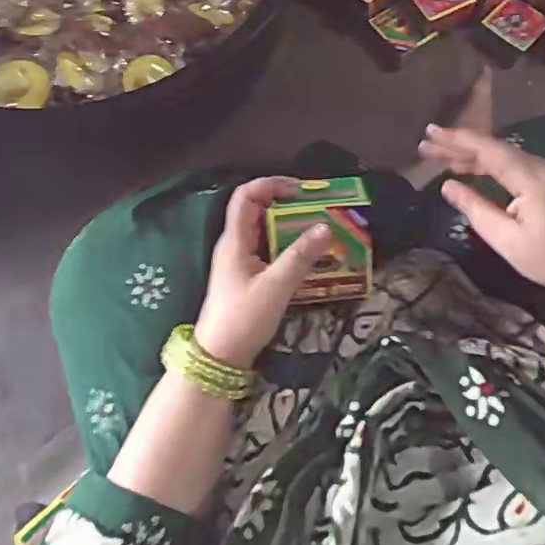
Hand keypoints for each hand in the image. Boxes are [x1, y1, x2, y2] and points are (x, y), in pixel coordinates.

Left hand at [192, 178, 333, 368]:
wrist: (218, 359)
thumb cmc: (242, 319)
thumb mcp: (275, 287)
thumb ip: (300, 256)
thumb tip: (326, 227)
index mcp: (235, 240)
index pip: (246, 196)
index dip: (271, 185)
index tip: (300, 190)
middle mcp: (235, 244)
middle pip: (257, 209)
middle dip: (286, 203)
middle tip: (316, 207)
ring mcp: (239, 260)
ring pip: (264, 230)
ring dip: (289, 224)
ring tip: (317, 227)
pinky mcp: (246, 276)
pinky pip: (267, 249)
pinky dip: (287, 244)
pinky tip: (307, 254)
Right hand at [419, 125, 544, 301]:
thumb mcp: (508, 240)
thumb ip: (475, 209)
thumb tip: (447, 186)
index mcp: (529, 177)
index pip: (487, 149)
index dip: (457, 139)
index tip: (430, 132)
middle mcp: (537, 166)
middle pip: (491, 147)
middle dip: (457, 144)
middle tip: (425, 143)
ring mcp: (543, 172)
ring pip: (499, 154)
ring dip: (468, 154)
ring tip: (437, 154)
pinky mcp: (544, 181)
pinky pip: (508, 164)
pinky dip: (484, 163)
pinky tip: (465, 168)